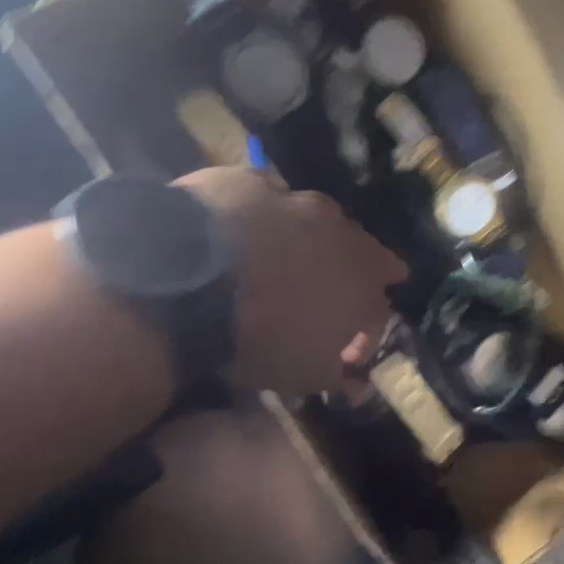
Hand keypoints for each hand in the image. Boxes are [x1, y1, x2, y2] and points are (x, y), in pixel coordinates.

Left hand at [176, 167, 405, 395]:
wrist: (184, 281)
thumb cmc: (260, 338)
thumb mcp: (306, 374)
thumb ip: (339, 375)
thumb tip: (356, 384)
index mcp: (364, 281)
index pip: (379, 310)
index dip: (363, 335)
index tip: (343, 356)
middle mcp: (341, 232)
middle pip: (358, 254)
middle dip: (346, 278)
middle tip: (319, 301)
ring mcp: (294, 199)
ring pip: (315, 220)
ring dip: (308, 242)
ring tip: (280, 264)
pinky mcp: (247, 180)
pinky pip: (266, 197)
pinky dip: (263, 216)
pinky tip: (242, 231)